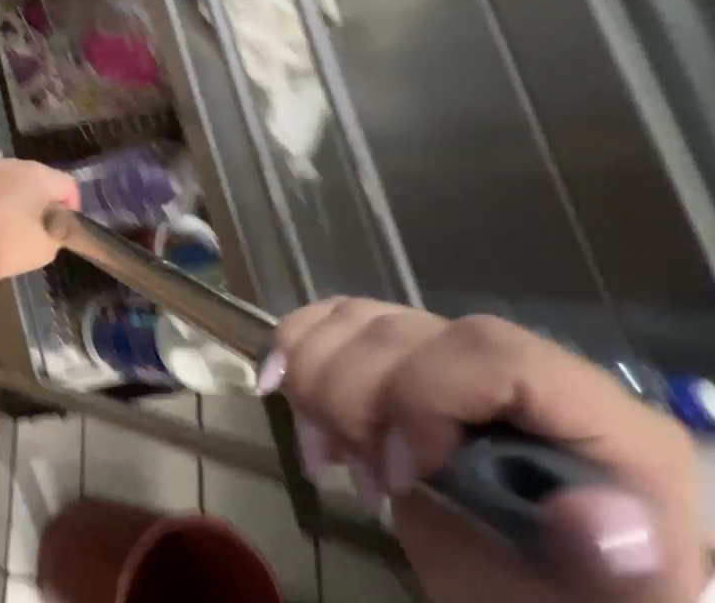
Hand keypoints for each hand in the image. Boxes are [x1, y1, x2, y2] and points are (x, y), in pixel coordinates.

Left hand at [0, 158, 79, 278]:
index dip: (72, 206)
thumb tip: (49, 226)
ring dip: (13, 200)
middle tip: (40, 226)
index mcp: (38, 175)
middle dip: (41, 200)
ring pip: (7, 183)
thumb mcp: (47, 247)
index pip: (68, 184)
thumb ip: (55, 232)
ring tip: (11, 226)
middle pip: (36, 179)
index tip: (65, 227)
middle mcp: (9, 165)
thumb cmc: (8, 242)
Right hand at [266, 298, 707, 602]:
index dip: (422, 396)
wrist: (523, 596)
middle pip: (401, 334)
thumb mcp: (603, 601)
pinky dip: (291, 348)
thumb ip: (615, 567)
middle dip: (352, 404)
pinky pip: (331, 320)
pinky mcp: (397, 368)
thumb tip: (598, 516)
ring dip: (314, 387)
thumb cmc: (561, 597)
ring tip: (330, 456)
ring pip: (354, 321)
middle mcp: (519, 371)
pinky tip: (280, 392)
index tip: (403, 475)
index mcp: (594, 421)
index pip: (491, 353)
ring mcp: (451, 364)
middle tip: (362, 481)